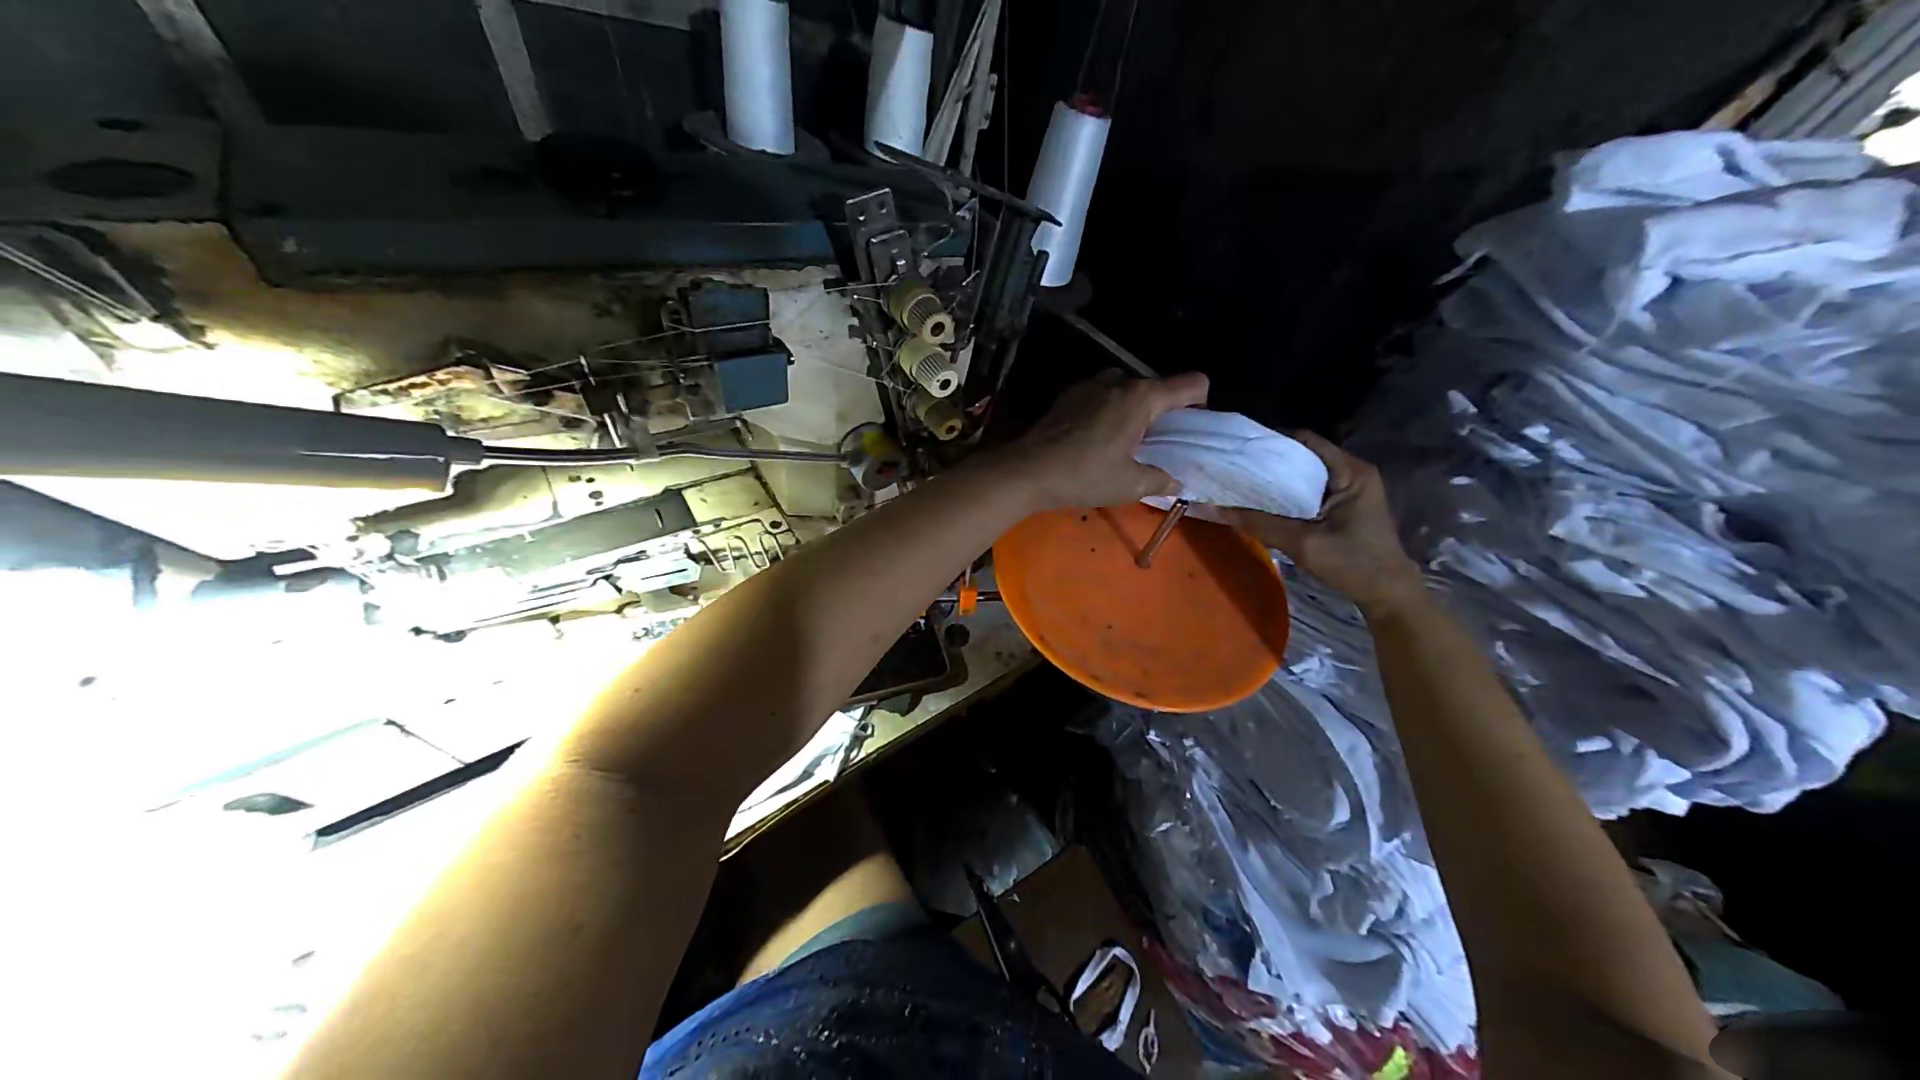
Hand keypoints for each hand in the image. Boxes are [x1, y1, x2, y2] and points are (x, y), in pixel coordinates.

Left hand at [1006, 372, 1209, 510]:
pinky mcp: (1068, 395)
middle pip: (1156, 387)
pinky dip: (1108, 411)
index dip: (1201, 402)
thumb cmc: (1084, 475)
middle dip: (1163, 411)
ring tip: (1126, 442)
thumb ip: (1160, 479)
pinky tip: (1097, 440)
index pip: (1191, 383)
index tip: (1192, 428)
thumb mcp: (1129, 484)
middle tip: (1157, 443)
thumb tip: (1176, 481)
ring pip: (1126, 390)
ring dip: (1134, 410)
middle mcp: (1118, 381)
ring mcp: (1089, 384)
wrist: (1026, 470)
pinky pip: (1101, 397)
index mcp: (1142, 397)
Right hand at [1222, 431, 1426, 613]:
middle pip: (1304, 454)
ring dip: (1277, 478)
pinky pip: (1310, 489)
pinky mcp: (1344, 504)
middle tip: (1233, 468)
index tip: (1238, 451)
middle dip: (1269, 460)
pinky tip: (1264, 502)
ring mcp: (1350, 488)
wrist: (1389, 594)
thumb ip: (1260, 523)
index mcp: (1351, 472)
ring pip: (1305, 473)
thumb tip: (1213, 508)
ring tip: (1242, 483)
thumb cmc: (1353, 564)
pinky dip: (1287, 493)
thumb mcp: (1303, 544)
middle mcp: (1352, 472)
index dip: (1270, 441)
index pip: (1305, 440)